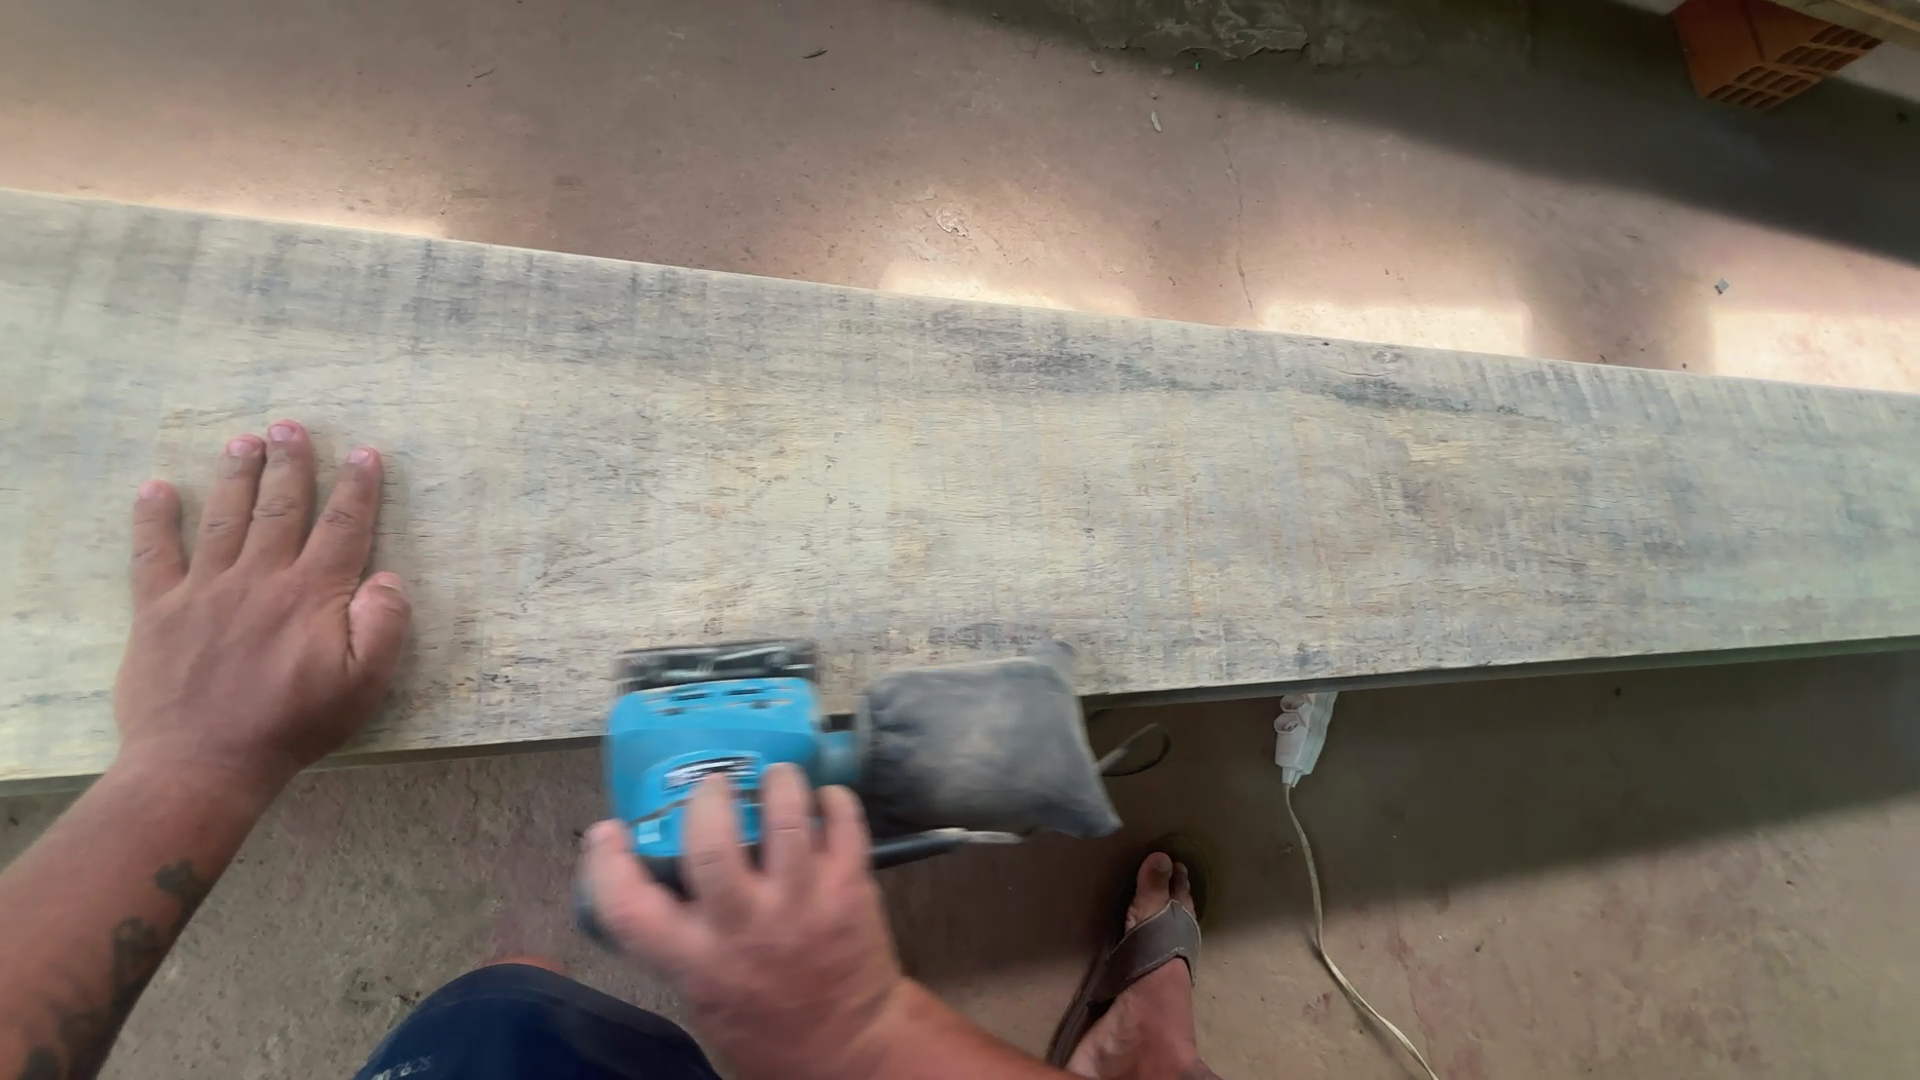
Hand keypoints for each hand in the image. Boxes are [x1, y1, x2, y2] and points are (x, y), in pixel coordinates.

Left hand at [112, 419, 410, 794]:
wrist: (203, 763)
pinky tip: (156, 489)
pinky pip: (154, 556)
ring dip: (235, 477)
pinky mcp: (160, 612)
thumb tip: (387, 577)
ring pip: (224, 520)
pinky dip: (154, 520)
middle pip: (280, 509)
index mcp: (313, 594)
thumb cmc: (299, 721)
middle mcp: (260, 580)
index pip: (343, 527)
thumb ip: (385, 624)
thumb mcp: (368, 681)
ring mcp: (204, 592)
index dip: (357, 488)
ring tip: (243, 441)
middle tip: (290, 426)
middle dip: (291, 465)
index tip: (364, 453)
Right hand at [580, 765, 906, 1079]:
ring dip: (779, 783)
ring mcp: (803, 901)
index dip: (607, 864)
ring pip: (786, 819)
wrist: (846, 1046)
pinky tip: (824, 796)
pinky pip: (844, 822)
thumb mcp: (703, 989)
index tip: (608, 830)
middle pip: (713, 843)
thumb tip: (660, 872)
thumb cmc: (765, 1019)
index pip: (630, 910)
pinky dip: (834, 798)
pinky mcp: (850, 885)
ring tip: (776, 776)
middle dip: (708, 799)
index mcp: (698, 959)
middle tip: (715, 784)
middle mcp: (747, 926)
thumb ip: (681, 937)